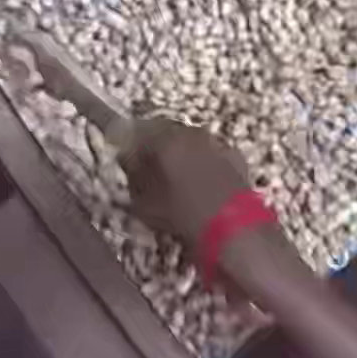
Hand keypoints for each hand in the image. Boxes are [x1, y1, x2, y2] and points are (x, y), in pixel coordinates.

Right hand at [118, 118, 266, 246]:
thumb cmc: (181, 214)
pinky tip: (199, 181)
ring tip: (173, 176)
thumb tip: (128, 160)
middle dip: (152, 145)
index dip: (124, 140)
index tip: (122, 152)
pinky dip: (201, 161)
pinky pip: (209, 152)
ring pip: (188, 141)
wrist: (232, 227)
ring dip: (178, 152)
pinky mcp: (233, 156)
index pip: (135, 130)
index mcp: (162, 139)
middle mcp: (189, 133)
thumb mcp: (144, 201)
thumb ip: (133, 175)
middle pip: (163, 131)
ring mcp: (214, 142)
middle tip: (145, 165)